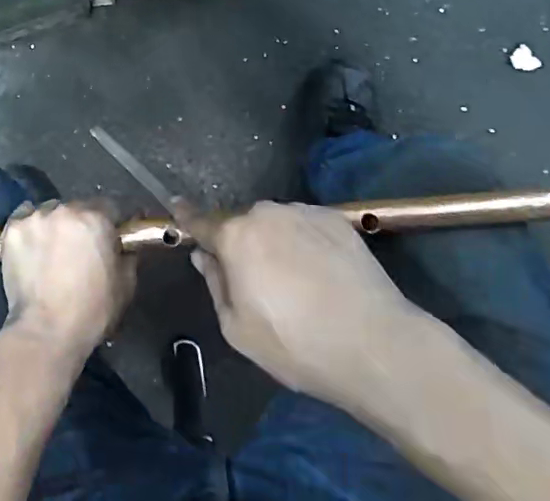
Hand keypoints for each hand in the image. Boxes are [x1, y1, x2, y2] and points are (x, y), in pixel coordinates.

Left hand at [0, 200, 135, 358]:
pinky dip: (29, 226)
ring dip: (54, 224)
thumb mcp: (126, 284)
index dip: (111, 222)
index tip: (109, 237)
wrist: (45, 331)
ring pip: (50, 211)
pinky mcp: (13, 230)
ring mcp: (37, 218)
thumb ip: (127, 255)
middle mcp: (67, 210)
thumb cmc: (92, 310)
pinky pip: (24, 217)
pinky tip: (31, 243)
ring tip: (51, 249)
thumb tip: (124, 245)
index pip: (110, 206)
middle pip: (78, 207)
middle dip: (81, 224)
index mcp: (97, 218)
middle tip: (79, 249)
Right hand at [192, 202, 424, 411]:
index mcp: (237, 237)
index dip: (186, 216)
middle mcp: (267, 213)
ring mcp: (305, 212)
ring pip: (277, 224)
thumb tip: (204, 255)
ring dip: (276, 243)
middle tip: (257, 283)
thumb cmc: (296, 344)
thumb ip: (214, 283)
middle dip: (243, 244)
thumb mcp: (238, 329)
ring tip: (297, 284)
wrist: (374, 343)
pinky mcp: (337, 220)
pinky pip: (306, 226)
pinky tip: (322, 276)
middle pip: (244, 225)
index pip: (202, 221)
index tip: (175, 206)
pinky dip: (305, 244)